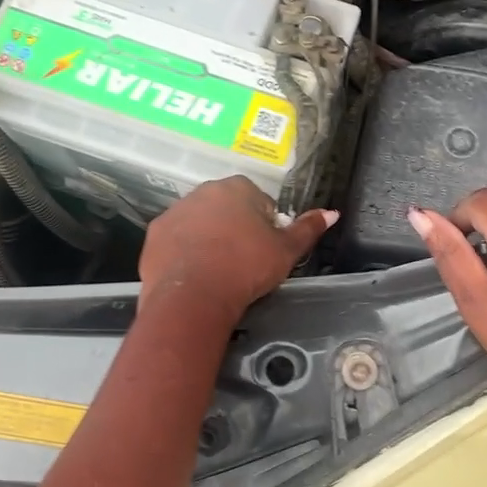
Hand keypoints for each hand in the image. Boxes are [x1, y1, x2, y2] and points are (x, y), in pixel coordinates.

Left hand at [139, 177, 335, 322]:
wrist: (192, 297)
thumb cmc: (245, 268)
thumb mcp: (286, 251)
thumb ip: (308, 229)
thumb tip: (331, 212)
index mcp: (237, 189)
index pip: (259, 201)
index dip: (265, 225)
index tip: (265, 249)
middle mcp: (203, 192)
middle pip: (227, 208)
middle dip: (235, 228)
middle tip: (244, 261)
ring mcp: (175, 211)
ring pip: (199, 222)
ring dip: (209, 239)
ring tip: (219, 270)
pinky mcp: (155, 235)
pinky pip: (176, 240)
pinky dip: (185, 253)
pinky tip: (195, 274)